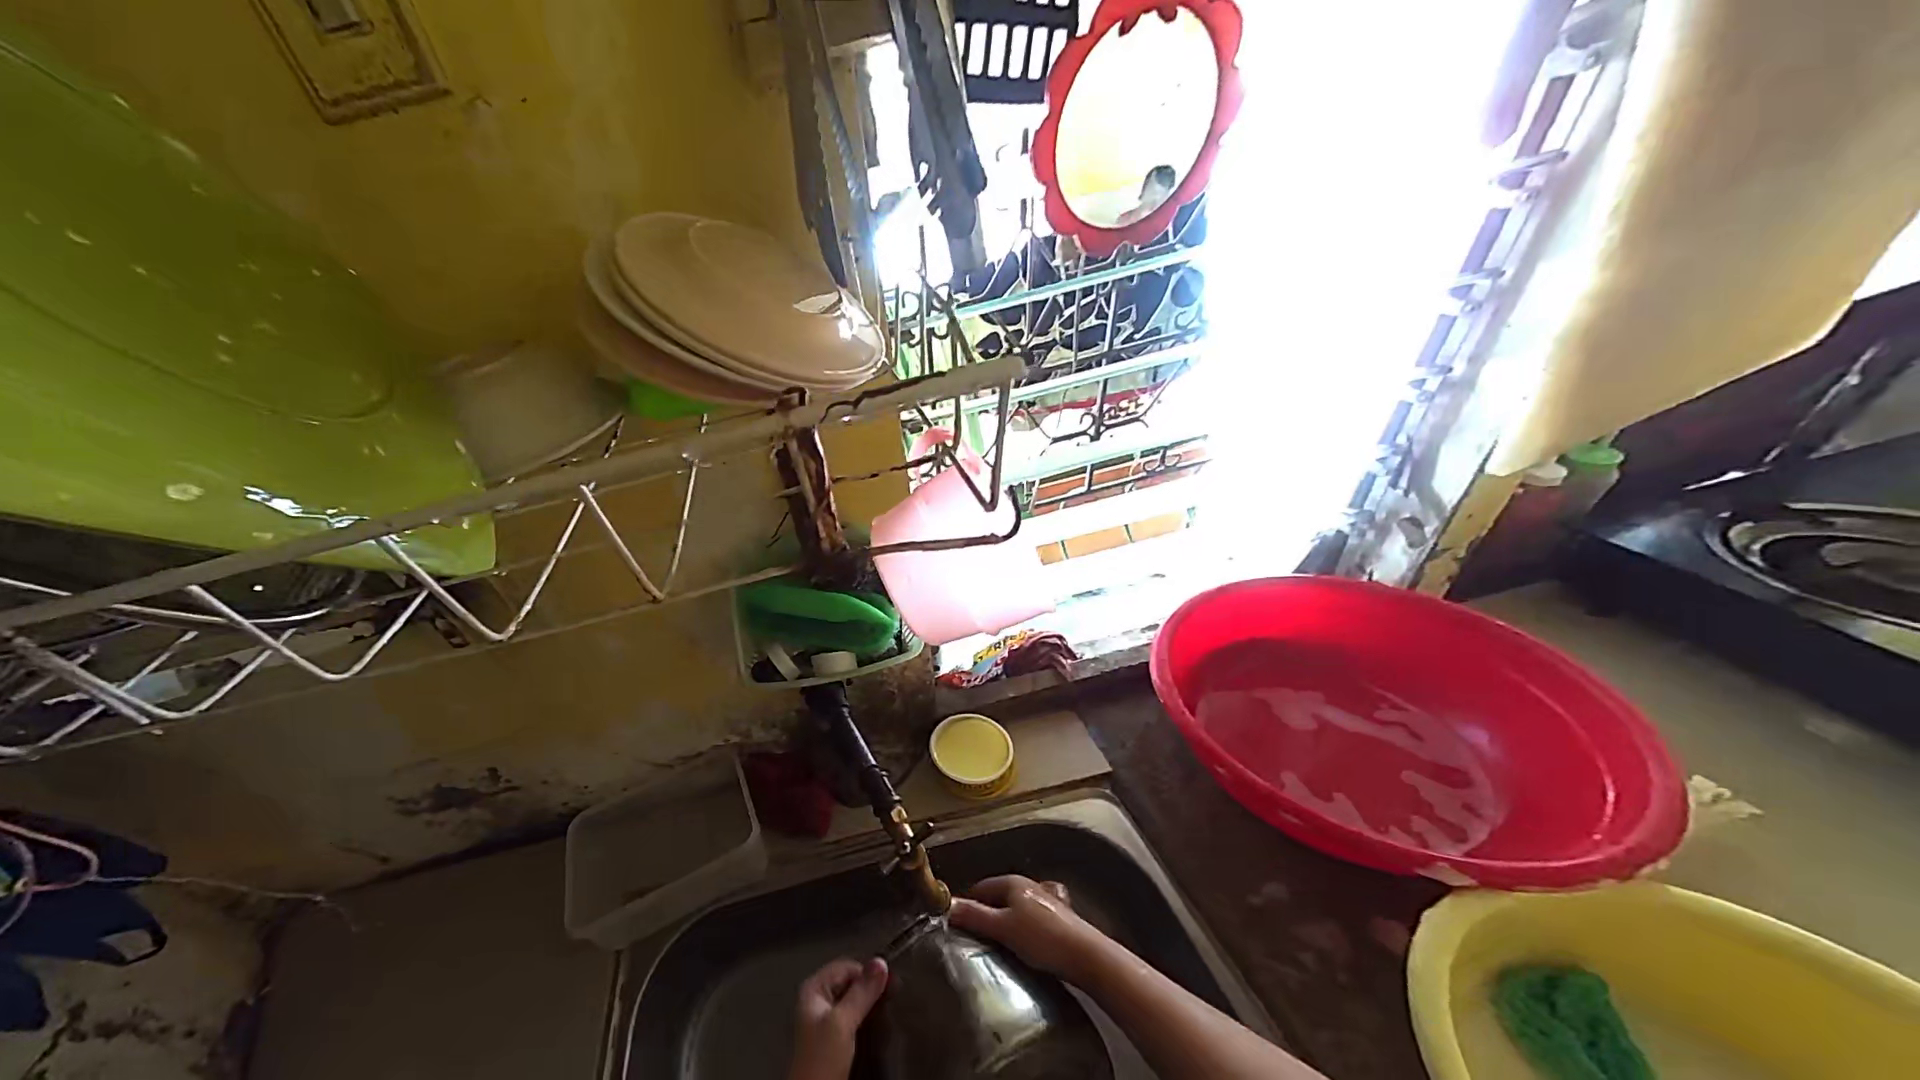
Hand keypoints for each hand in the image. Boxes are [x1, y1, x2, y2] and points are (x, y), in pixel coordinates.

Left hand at [787, 957, 888, 1079]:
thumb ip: (861, 992)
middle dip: (870, 988)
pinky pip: (855, 1015)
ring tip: (887, 1009)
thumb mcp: (842, 1022)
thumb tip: (881, 961)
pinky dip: (867, 1016)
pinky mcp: (835, 1035)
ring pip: (854, 998)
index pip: (847, 966)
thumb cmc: (822, 1058)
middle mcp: (818, 998)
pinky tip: (877, 1022)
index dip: (867, 973)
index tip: (889, 984)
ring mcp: (826, 1018)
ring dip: (870, 1003)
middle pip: (850, 981)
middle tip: (891, 997)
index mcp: (814, 988)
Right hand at [947, 874, 1108, 980]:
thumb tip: (947, 904)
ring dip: (1001, 922)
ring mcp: (1043, 899)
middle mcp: (1027, 884)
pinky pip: (1026, 918)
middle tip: (971, 937)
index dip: (966, 903)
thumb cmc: (1041, 938)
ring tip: (993, 944)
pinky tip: (1019, 944)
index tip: (955, 923)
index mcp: (1012, 882)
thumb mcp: (1003, 928)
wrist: (1085, 955)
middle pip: (996, 896)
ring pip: (1012, 908)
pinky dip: (1018, 928)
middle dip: (983, 912)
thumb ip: (975, 916)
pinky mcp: (1054, 916)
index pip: (979, 887)